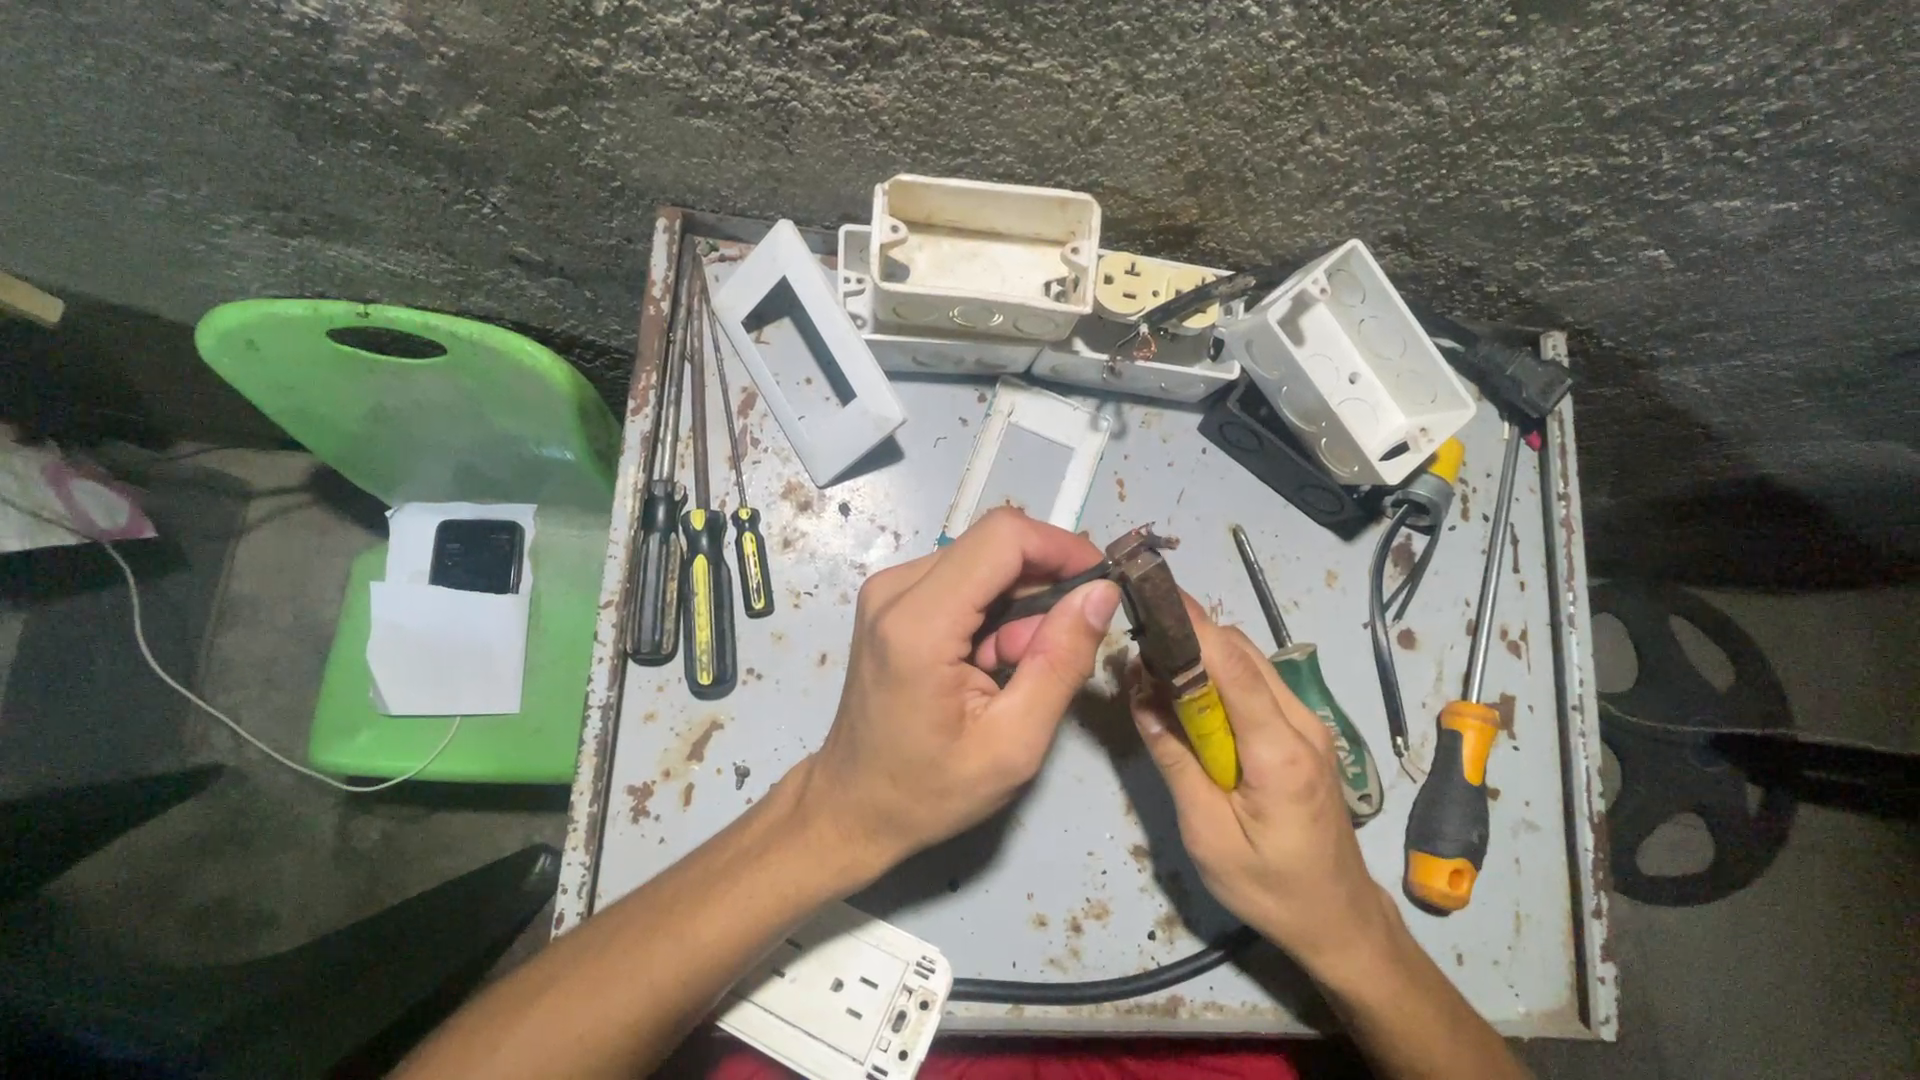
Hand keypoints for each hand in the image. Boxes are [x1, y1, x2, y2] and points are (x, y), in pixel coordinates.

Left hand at [793, 508, 1121, 879]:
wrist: (854, 806)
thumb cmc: (930, 788)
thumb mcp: (1014, 742)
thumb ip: (1061, 661)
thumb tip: (1103, 593)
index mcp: (919, 623)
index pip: (1003, 537)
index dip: (1061, 548)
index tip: (1100, 586)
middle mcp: (895, 589)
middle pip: (994, 545)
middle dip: (1043, 586)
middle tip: (1059, 650)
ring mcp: (887, 591)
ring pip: (982, 560)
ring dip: (1018, 604)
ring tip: (1018, 668)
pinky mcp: (891, 600)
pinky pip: (961, 578)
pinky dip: (992, 611)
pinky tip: (991, 662)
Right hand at [1128, 602, 1396, 977]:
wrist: (1338, 919)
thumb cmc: (1271, 887)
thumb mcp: (1209, 834)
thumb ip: (1176, 761)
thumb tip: (1142, 698)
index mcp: (1280, 752)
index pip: (1234, 667)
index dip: (1193, 626)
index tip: (1152, 596)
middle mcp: (1302, 724)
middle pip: (1243, 653)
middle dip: (1190, 634)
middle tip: (1137, 638)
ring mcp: (1309, 726)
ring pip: (1252, 663)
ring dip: (1204, 654)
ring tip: (1154, 664)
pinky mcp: (1304, 734)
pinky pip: (1258, 686)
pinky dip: (1221, 676)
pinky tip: (1188, 694)